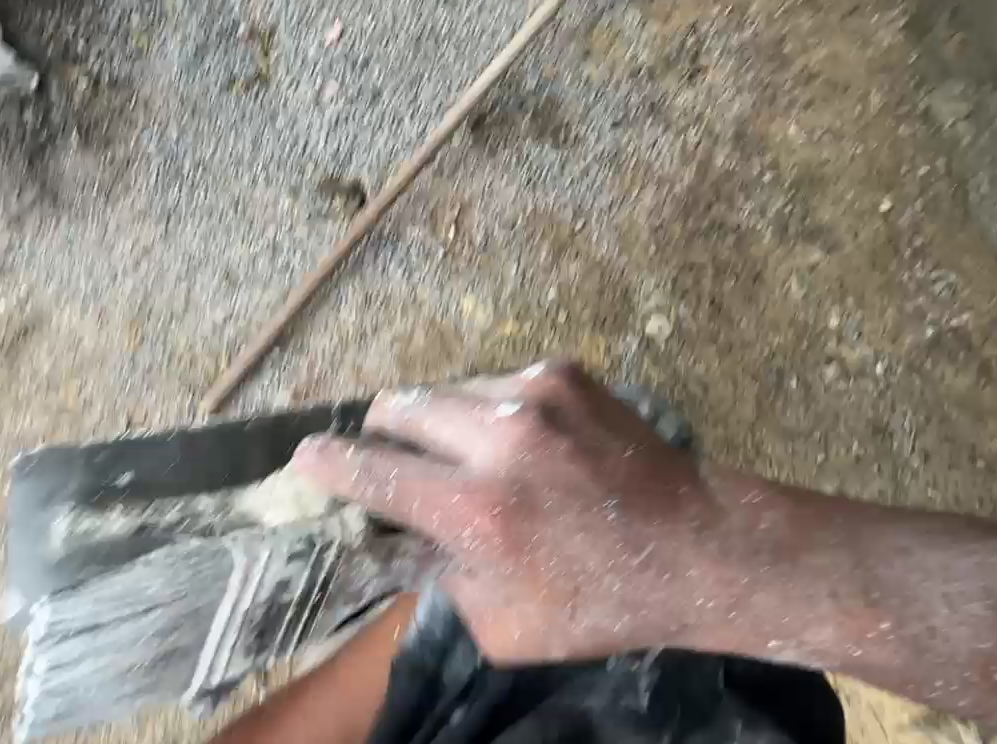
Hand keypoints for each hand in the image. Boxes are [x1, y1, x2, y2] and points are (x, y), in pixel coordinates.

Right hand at [292, 362, 735, 663]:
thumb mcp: (500, 626)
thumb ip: (436, 577)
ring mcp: (531, 393)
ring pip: (442, 390)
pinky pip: (490, 382)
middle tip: (393, 454)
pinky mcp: (559, 370)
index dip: (328, 463)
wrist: (694, 543)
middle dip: (381, 431)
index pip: (374, 472)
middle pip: (396, 408)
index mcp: (478, 513)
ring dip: (438, 421)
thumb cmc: (595, 600)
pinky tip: (522, 440)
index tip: (303, 455)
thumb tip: (393, 531)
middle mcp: (498, 439)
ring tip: (470, 454)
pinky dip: (486, 410)